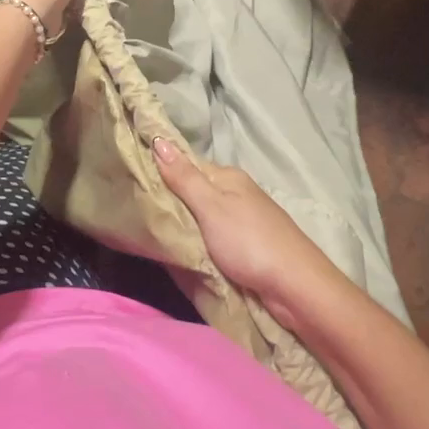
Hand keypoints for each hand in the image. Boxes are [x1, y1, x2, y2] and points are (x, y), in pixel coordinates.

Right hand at [153, 138, 343, 322]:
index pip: (186, 166)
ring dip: (185, 224)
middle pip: (194, 192)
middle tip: (139, 215)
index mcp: (228, 177)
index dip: (161, 172)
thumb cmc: (250, 242)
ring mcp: (243, 220)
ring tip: (154, 234)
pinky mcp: (247, 245)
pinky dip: (198, 241)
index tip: (133, 183)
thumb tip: (158, 140)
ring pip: (203, 216)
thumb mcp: (211, 207)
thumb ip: (184, 177)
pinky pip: (213, 236)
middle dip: (171, 203)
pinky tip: (185, 250)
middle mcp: (236, 193)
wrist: (295, 288)